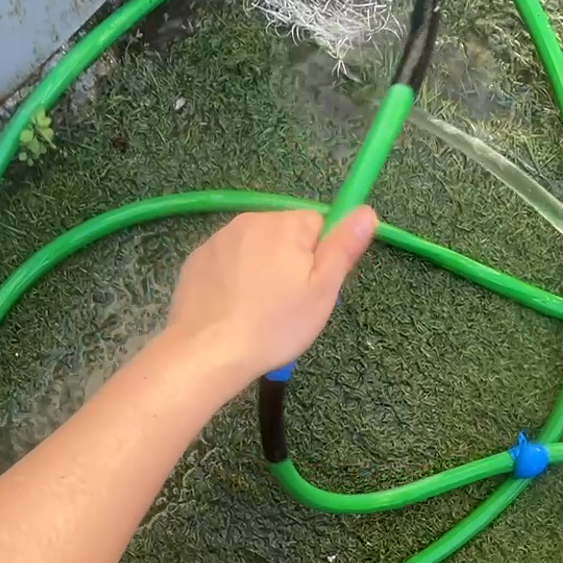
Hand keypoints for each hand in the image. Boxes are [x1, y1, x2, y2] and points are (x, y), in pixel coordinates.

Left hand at [163, 207, 376, 387]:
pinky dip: (234, 281)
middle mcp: (249, 220)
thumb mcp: (322, 291)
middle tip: (288, 305)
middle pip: (285, 236)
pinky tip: (233, 310)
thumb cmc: (274, 325)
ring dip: (261, 271)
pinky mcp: (196, 261)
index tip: (312, 288)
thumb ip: (344, 247)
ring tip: (259, 311)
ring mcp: (217, 239)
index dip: (321, 257)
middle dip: (291, 264)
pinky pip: (227, 263)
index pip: (318, 225)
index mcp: (285, 224)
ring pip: (255, 250)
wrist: (207, 352)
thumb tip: (366, 211)